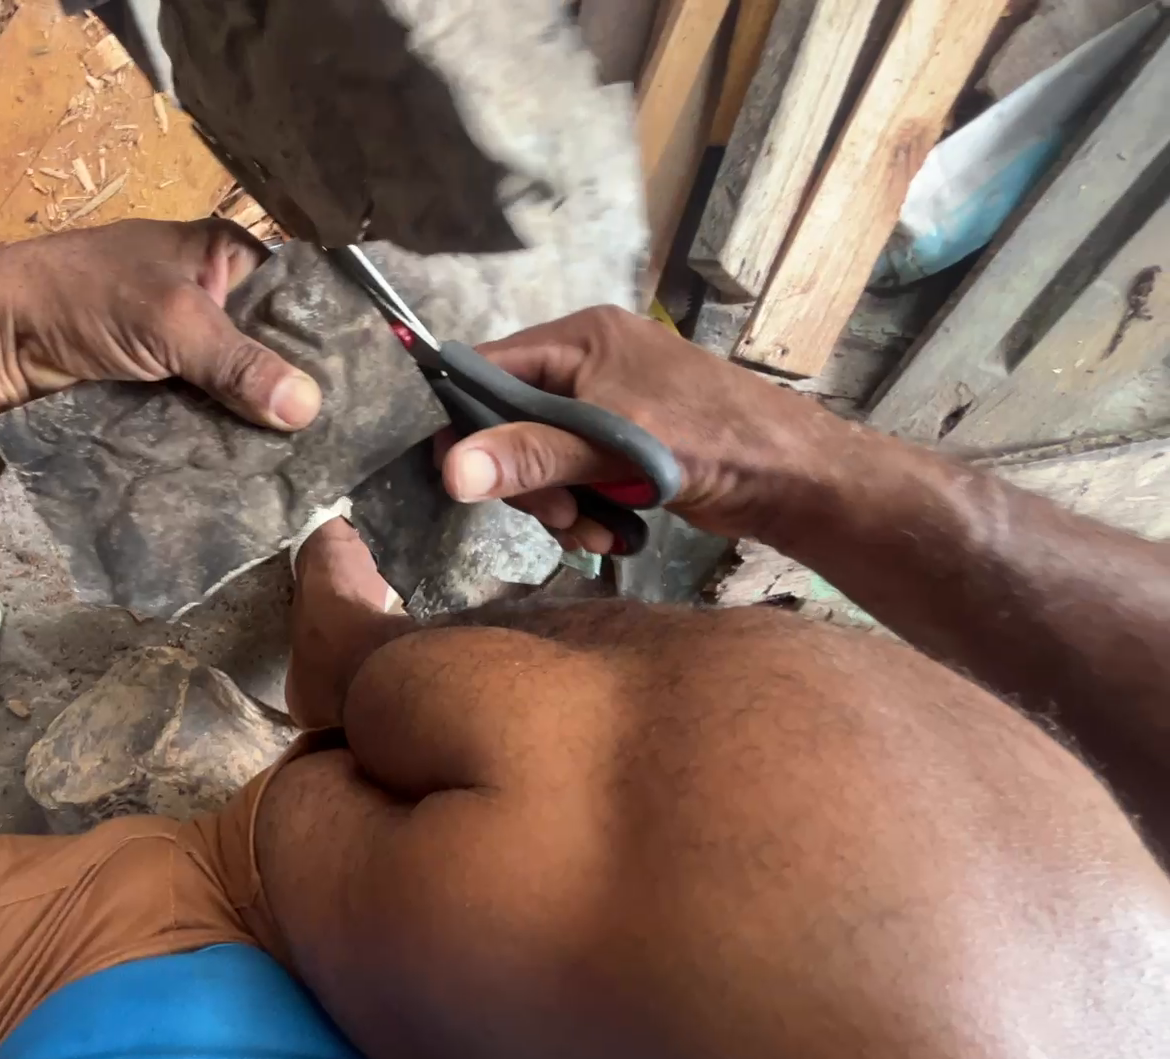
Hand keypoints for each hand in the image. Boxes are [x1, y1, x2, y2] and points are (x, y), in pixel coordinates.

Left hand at [0, 218, 322, 430]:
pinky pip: (212, 409)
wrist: (0, 340)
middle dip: (294, 388)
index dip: (324, 338)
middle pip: (272, 347)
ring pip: (243, 384)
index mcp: (224, 257)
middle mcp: (214, 299)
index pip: (296, 295)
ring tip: (307, 458)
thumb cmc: (85, 298)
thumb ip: (238, 362)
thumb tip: (306, 408)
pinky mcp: (169, 386)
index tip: (360, 387)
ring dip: (261, 419)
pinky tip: (258, 461)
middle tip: (337, 436)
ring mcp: (189, 347)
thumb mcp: (172, 320)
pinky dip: (227, 433)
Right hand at [438, 306, 859, 550]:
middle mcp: (582, 363)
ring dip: (553, 504)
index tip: (457, 473)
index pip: (484, 369)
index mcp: (578, 339)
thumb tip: (448, 473)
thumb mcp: (609, 446)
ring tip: (588, 531)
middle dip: (523, 479)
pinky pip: (566, 473)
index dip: (463, 421)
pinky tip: (604, 531)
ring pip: (534, 456)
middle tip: (553, 514)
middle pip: (506, 422)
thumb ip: (527, 455)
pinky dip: (578, 508)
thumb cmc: (710, 440)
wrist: (799, 479)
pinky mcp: (615, 440)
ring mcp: (600, 404)